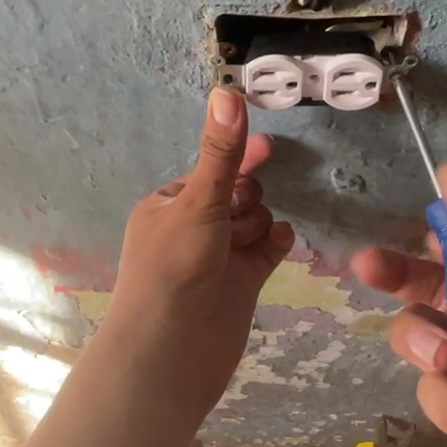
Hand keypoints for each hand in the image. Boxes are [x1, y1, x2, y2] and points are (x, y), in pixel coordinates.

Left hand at [104, 89, 294, 417]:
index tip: (268, 147)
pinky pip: (266, 250)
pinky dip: (273, 244)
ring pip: (254, 221)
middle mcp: (192, 228)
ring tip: (245, 244)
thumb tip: (227, 92)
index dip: (238, 156)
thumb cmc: (174, 269)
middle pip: (236, 193)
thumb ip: (221, 152)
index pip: (210, 169)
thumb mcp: (198, 202)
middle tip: (234, 216)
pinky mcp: (240, 284)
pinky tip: (278, 246)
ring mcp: (217, 257)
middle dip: (244, 197)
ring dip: (257, 224)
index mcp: (168, 205)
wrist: (170, 354)